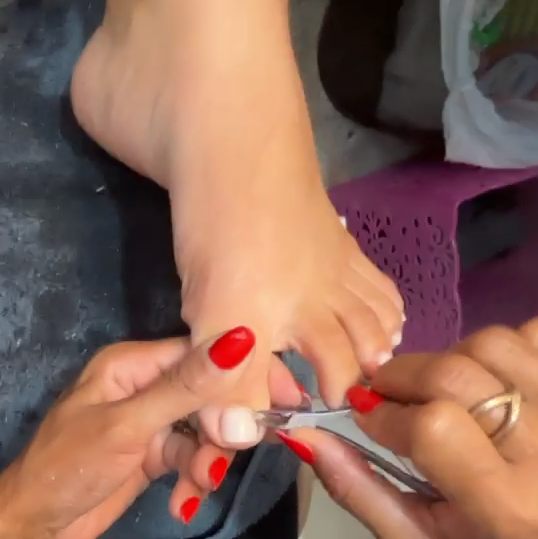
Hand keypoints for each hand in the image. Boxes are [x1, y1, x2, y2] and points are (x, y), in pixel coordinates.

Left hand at [0, 326, 259, 538]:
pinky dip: (194, 477)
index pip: (201, 355)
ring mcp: (148, 424)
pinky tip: (187, 500)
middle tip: (224, 455)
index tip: (282, 399)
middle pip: (208, 394)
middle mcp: (142, 388)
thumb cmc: (70, 466)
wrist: (36, 522)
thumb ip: (184, 387)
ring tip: (200, 483)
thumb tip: (241, 337)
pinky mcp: (151, 456)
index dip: (241, 376)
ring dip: (208, 459)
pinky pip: (190, 458)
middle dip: (221, 427)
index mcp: (130, 365)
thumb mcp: (128, 425)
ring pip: (203, 431)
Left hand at [70, 0, 403, 440]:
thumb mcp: (226, 308)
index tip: (326, 439)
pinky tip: (283, 297)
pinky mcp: (233, 212)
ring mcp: (276, 237)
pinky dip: (297, 284)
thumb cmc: (222, 205)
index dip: (338, 403)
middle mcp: (308, 270)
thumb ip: (228, 382)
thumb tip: (238, 448)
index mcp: (310, 300)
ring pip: (321, 292)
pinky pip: (281, 258)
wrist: (193, 90)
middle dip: (335, 373)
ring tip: (325, 369)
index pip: (345, 365)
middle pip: (345, 327)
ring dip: (323, 329)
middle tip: (324, 413)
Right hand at [281, 318, 537, 538]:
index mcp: (507, 505)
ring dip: (454, 361)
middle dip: (406, 376)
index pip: (431, 426)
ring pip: (494, 342)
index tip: (373, 422)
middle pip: (458, 374)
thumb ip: (356, 490)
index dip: (388, 415)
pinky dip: (504, 349)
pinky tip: (499, 383)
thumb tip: (302, 436)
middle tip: (393, 395)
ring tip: (449, 392)